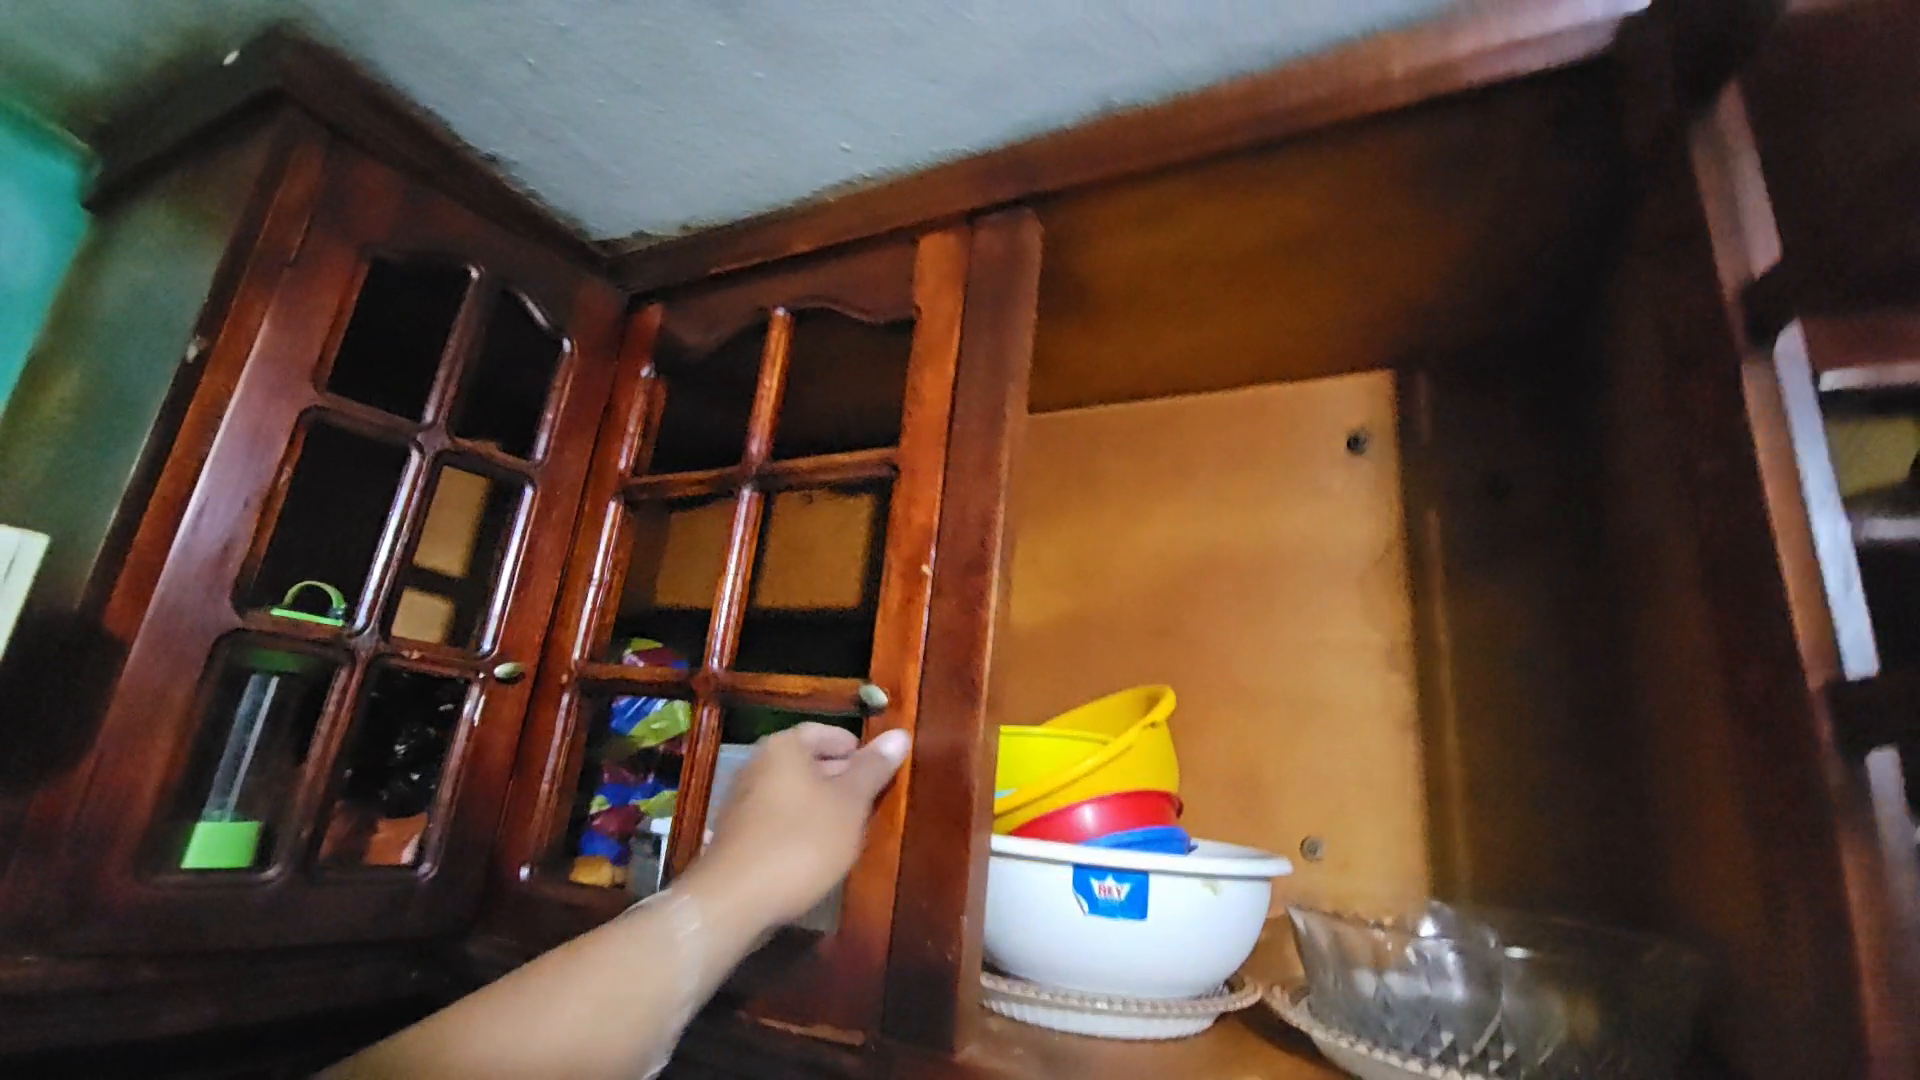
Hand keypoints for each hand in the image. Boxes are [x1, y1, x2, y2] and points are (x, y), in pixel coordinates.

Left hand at [686, 723, 909, 926]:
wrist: (733, 902)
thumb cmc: (801, 841)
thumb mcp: (850, 804)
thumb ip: (874, 768)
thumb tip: (899, 734)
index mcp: (783, 747)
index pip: (825, 732)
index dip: (855, 749)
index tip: (878, 770)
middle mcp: (756, 765)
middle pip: (807, 762)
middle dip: (839, 778)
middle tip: (870, 800)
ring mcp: (741, 802)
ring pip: (792, 793)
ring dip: (820, 806)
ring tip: (850, 829)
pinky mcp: (735, 837)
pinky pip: (776, 820)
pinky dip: (799, 828)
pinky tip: (817, 853)